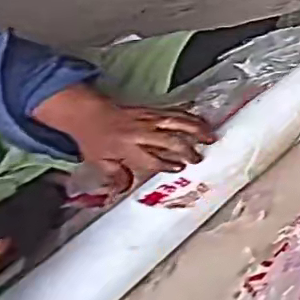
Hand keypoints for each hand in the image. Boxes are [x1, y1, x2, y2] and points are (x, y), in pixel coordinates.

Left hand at [32, 82, 214, 190]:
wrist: (89, 114)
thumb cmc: (94, 140)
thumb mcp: (99, 161)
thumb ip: (116, 175)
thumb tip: (125, 190)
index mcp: (126, 148)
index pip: (150, 158)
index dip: (167, 164)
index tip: (180, 168)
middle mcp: (140, 133)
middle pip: (168, 140)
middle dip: (186, 150)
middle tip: (199, 158)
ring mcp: (149, 119)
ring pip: (178, 122)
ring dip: (197, 129)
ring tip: (210, 137)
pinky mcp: (154, 109)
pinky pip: (177, 112)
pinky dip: (192, 117)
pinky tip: (203, 121)